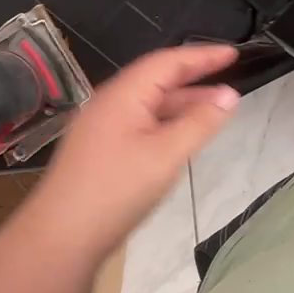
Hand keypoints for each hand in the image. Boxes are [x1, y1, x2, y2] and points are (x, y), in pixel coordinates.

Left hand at [30, 44, 240, 258]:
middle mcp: (109, 103)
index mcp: (123, 95)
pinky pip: (140, 123)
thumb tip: (230, 95)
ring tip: (215, 108)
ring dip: (182, 102)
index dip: (202, 56)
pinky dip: (167, 121)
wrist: (60, 238)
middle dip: (194, 77)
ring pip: (148, 104)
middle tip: (229, 75)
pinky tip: (181, 136)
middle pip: (156, 79)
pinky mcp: (100, 150)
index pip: (168, 62)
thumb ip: (201, 123)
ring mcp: (101, 127)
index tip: (233, 53)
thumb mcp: (167, 155)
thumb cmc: (116, 191)